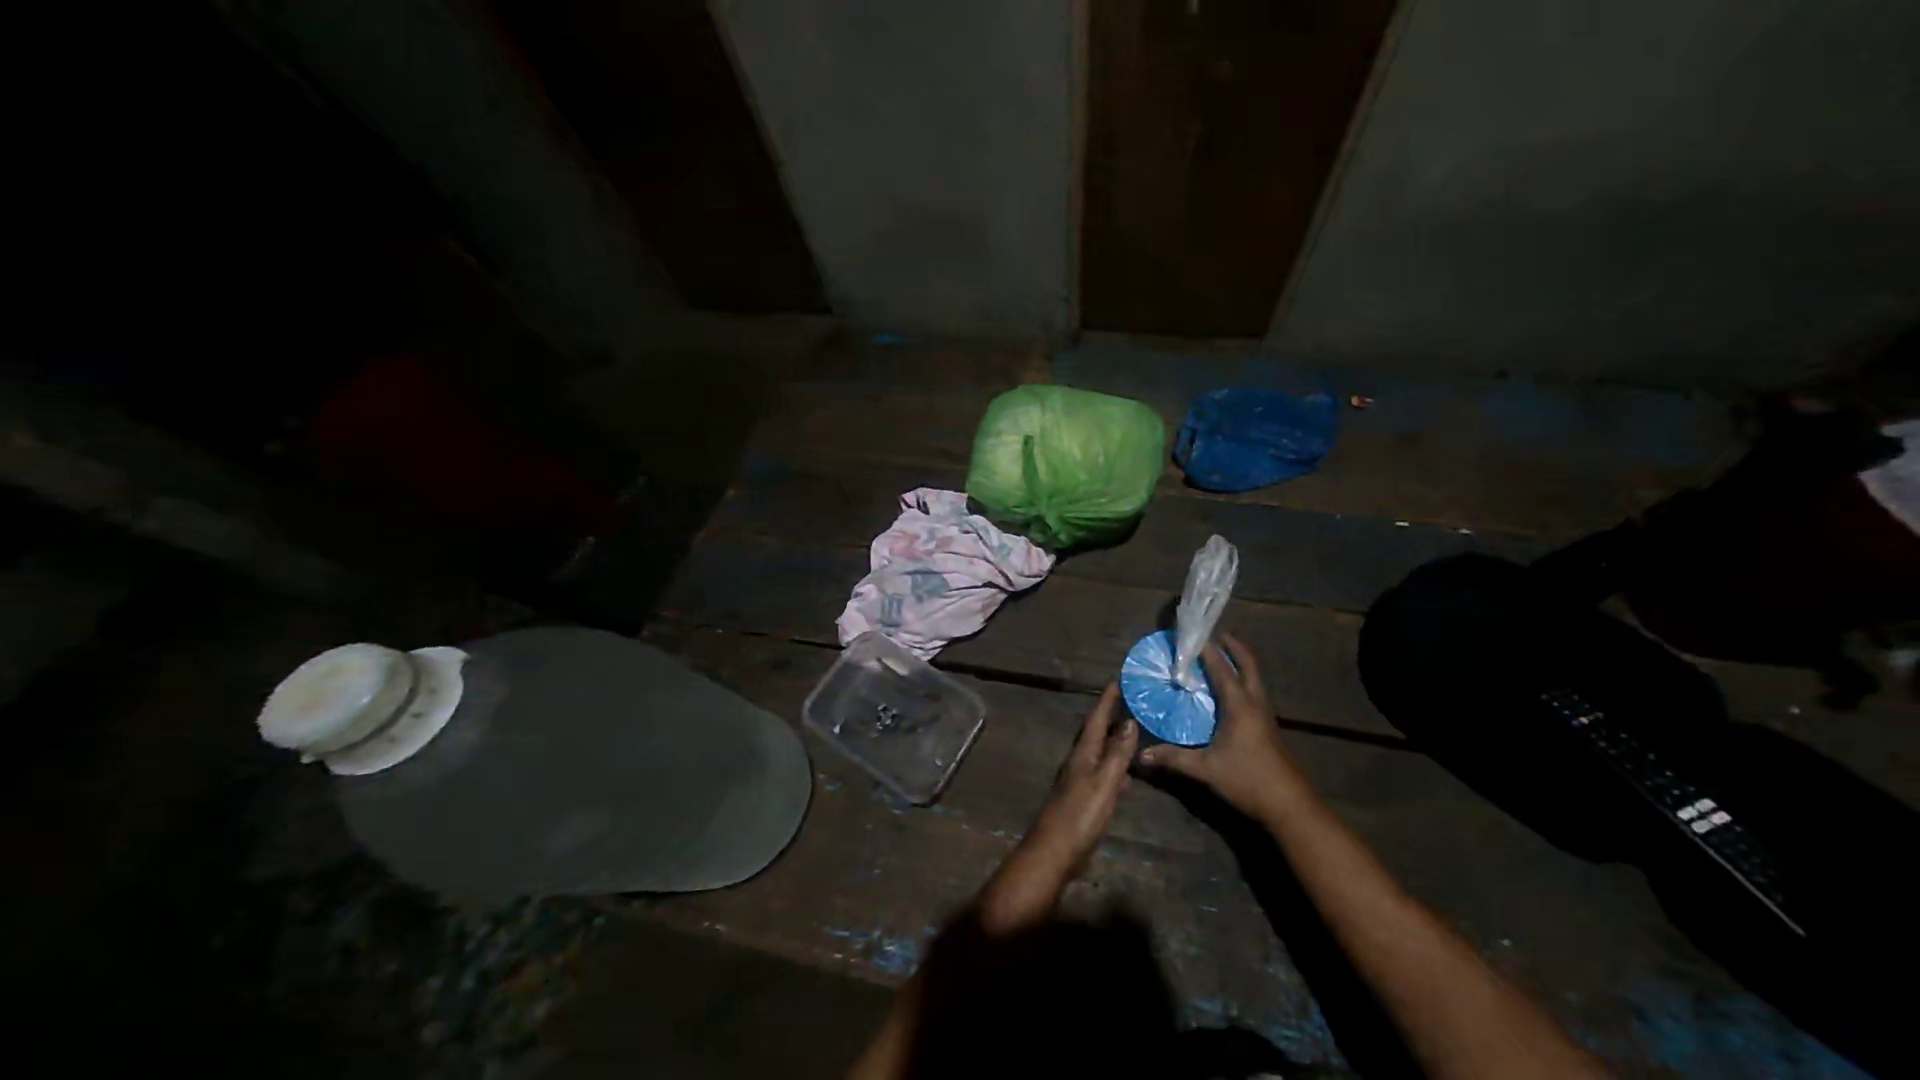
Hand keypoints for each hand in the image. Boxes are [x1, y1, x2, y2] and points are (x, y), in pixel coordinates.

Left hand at [978, 684, 1135, 933]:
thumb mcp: (1103, 783)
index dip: (1107, 699)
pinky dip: (1117, 764)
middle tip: (1135, 699)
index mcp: (1082, 753)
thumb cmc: (1079, 816)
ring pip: (1101, 751)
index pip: (1096, 718)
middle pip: (1097, 731)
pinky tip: (1129, 771)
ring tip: (1137, 728)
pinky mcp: (1084, 798)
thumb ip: (1116, 754)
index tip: (1120, 678)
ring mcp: (1080, 780)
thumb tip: (1129, 721)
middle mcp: (1079, 761)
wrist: (1054, 854)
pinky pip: (1104, 771)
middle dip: (1113, 714)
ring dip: (1116, 738)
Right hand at [1139, 634, 1307, 818]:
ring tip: (1220, 657)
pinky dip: (1242, 682)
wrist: (1289, 806)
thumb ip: (1172, 758)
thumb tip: (1141, 754)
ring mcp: (1265, 716)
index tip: (1193, 635)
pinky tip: (1228, 693)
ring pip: (1254, 679)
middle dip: (1234, 648)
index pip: (1222, 670)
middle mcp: (1255, 705)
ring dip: (1240, 664)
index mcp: (1240, 707)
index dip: (1207, 651)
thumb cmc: (1248, 780)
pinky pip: (1254, 694)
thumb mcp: (1205, 770)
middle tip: (1216, 635)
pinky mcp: (1268, 728)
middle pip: (1248, 666)